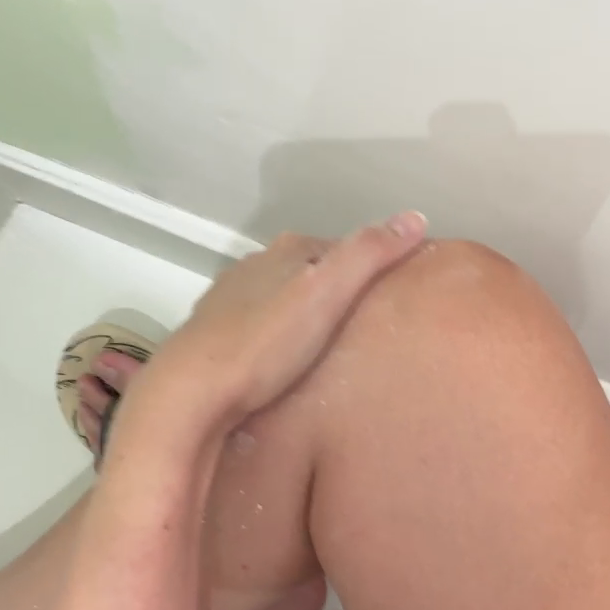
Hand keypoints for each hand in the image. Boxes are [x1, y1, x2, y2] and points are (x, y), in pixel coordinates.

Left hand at [126, 213, 427, 436]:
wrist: (193, 392)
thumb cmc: (266, 343)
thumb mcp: (328, 294)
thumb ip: (369, 255)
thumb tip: (416, 217)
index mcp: (286, 251)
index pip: (340, 246)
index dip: (369, 265)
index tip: (393, 291)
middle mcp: (255, 266)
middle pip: (309, 270)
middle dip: (337, 288)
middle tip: (370, 321)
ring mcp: (230, 300)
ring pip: (281, 296)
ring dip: (306, 311)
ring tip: (333, 342)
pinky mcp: (215, 335)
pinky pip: (260, 325)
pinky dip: (280, 333)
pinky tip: (288, 357)